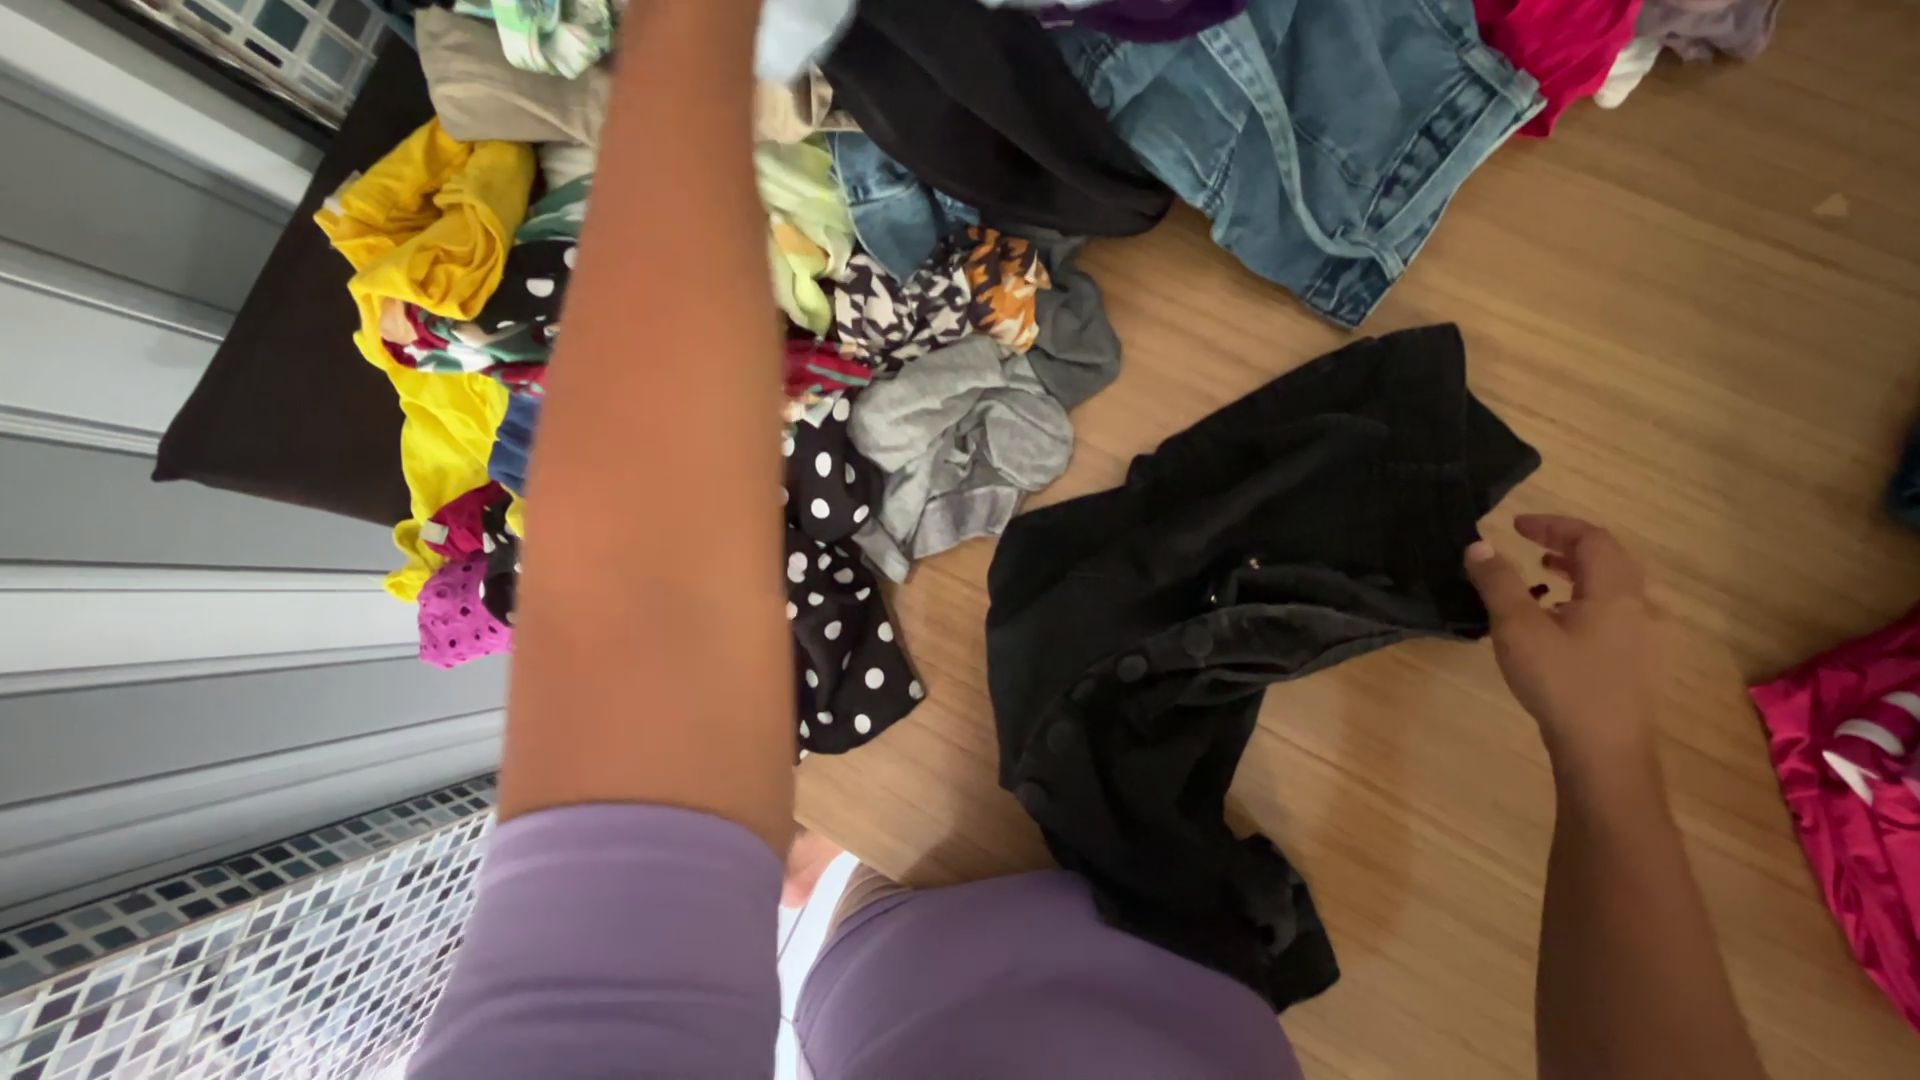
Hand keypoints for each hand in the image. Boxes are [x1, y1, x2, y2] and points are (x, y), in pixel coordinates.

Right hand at [1463, 515, 1658, 763]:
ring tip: (1540, 574)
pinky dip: (1580, 597)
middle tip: (1528, 543)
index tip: (1516, 525)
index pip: (1591, 539)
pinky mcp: (1629, 660)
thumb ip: (1498, 583)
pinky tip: (1553, 619)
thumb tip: (1479, 545)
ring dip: (1576, 571)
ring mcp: (1637, 636)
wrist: (1602, 748)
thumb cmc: (1561, 681)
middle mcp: (1635, 607)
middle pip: (1608, 559)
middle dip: (1567, 544)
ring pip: (1611, 587)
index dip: (1553, 526)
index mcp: (1614, 592)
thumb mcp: (1517, 628)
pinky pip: (1608, 611)